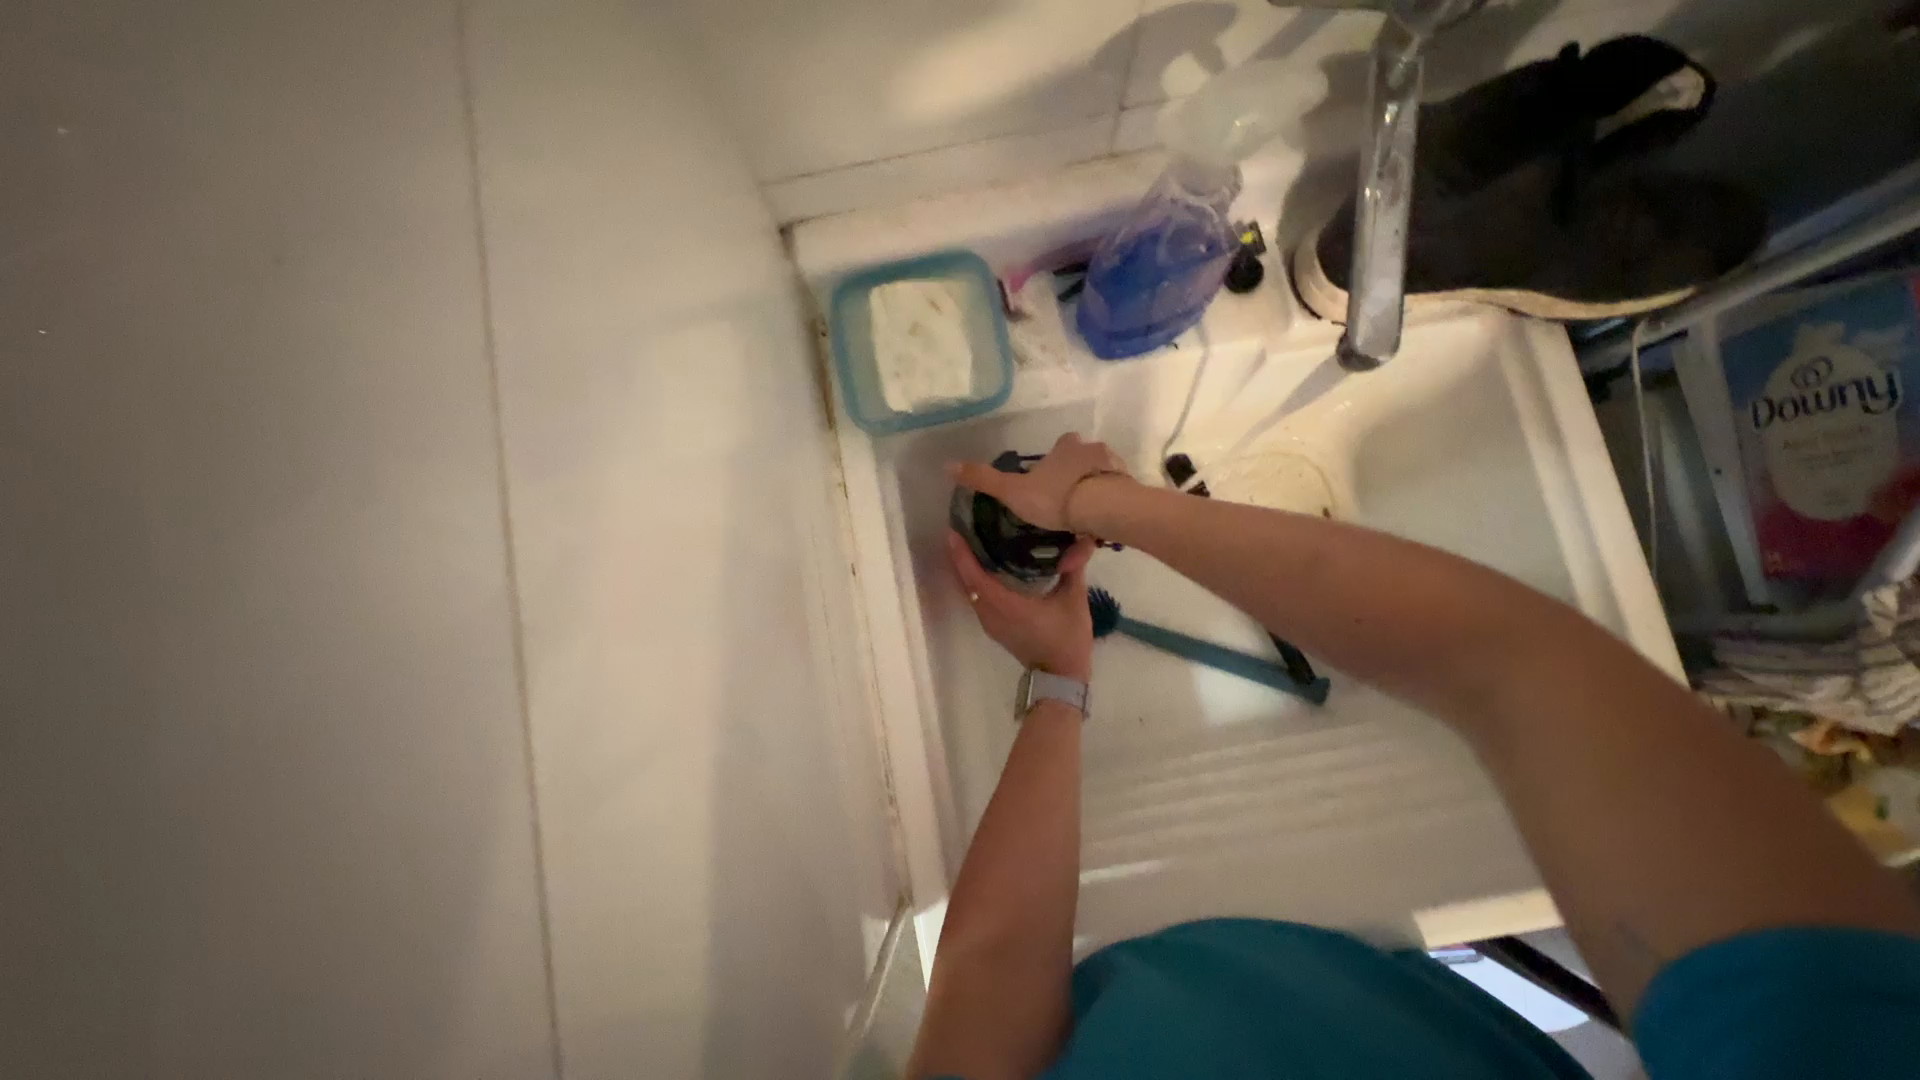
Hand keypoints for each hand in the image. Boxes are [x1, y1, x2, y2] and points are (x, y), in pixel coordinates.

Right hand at [947, 433, 1128, 532]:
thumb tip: (947, 465)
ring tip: (1082, 530)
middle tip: (1065, 510)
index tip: (1047, 482)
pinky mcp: (1131, 490)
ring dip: (1093, 501)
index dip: (1054, 462)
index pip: (1060, 447)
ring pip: (1102, 483)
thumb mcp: (1013, 492)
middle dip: (1075, 482)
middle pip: (1083, 463)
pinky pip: (1116, 502)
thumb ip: (984, 480)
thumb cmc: (1056, 497)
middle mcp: (1093, 451)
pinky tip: (1099, 536)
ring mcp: (1116, 469)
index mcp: (1066, 448)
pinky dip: (1108, 516)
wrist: (1104, 509)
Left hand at [947, 530, 1095, 680]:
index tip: (954, 532)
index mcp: (1007, 605)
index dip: (963, 555)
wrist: (1061, 676)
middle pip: (968, 582)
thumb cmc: (1067, 638)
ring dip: (967, 570)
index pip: (976, 577)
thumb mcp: (1074, 599)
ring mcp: (990, 623)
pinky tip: (986, 568)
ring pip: (971, 592)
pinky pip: (978, 600)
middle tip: (964, 529)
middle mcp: (991, 614)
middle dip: (962, 556)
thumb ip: (1073, 567)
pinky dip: (976, 583)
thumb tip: (1080, 537)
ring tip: (972, 543)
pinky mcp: (994, 628)